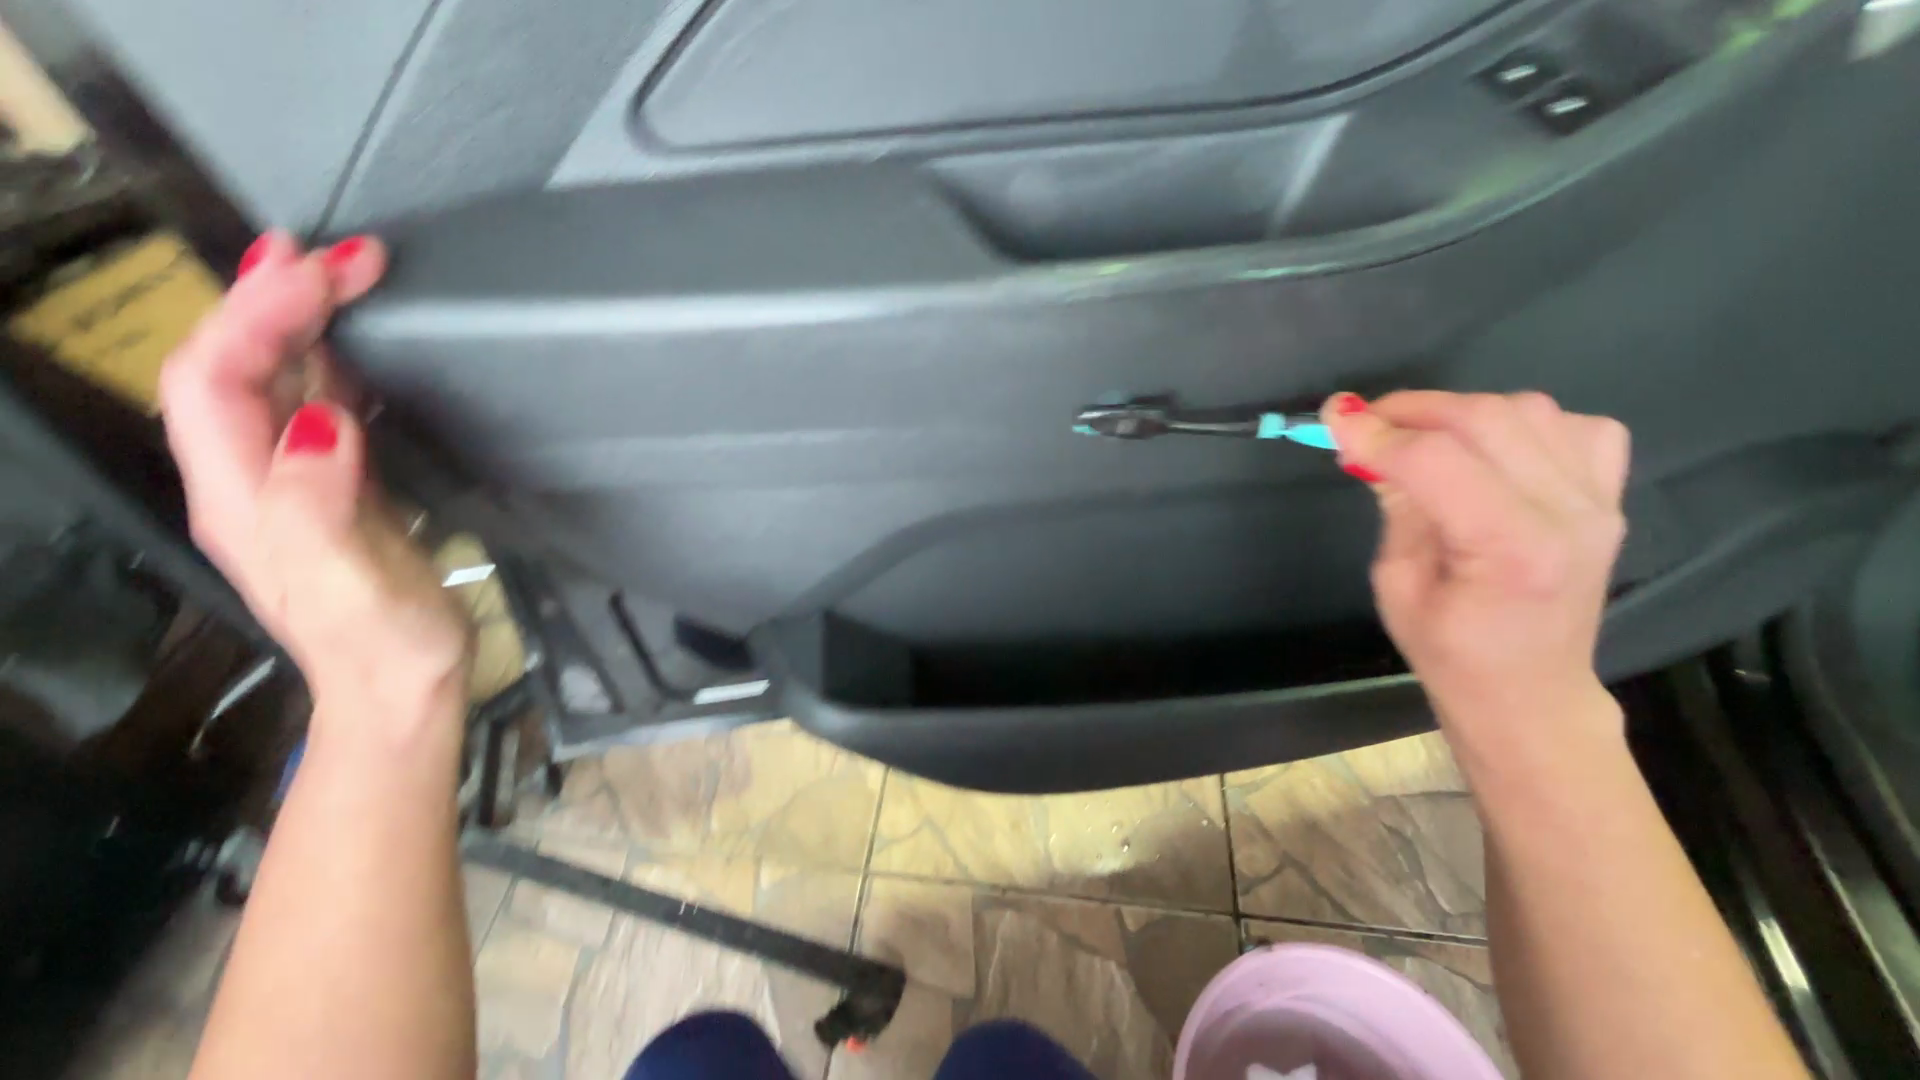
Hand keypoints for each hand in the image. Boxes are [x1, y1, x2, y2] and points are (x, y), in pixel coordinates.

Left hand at [160, 232, 470, 736]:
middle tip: (336, 253)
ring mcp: (292, 484)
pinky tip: (352, 343)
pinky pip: (315, 408)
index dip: (253, 315)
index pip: (214, 381)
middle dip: (272, 298)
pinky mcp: (336, 490)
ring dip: (298, 319)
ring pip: (272, 380)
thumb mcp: (346, 584)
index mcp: (242, 498)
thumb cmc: (383, 645)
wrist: (402, 691)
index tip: (319, 273)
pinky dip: (329, 362)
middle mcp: (251, 481)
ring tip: (339, 273)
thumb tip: (324, 420)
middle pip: (232, 367)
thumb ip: (316, 502)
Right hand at [1321, 391, 1630, 744]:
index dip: (1378, 434)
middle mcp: (1567, 514)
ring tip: (1423, 437)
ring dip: (1463, 413)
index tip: (1333, 418)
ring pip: (1528, 410)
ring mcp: (1598, 501)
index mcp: (1511, 549)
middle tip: (1369, 422)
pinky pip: (1574, 426)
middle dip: (1414, 409)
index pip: (1436, 460)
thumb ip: (1396, 506)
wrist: (1530, 691)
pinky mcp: (1610, 497)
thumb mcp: (1397, 584)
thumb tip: (1368, 443)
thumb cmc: (1451, 653)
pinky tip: (1492, 450)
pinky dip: (1525, 424)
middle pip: (1485, 419)